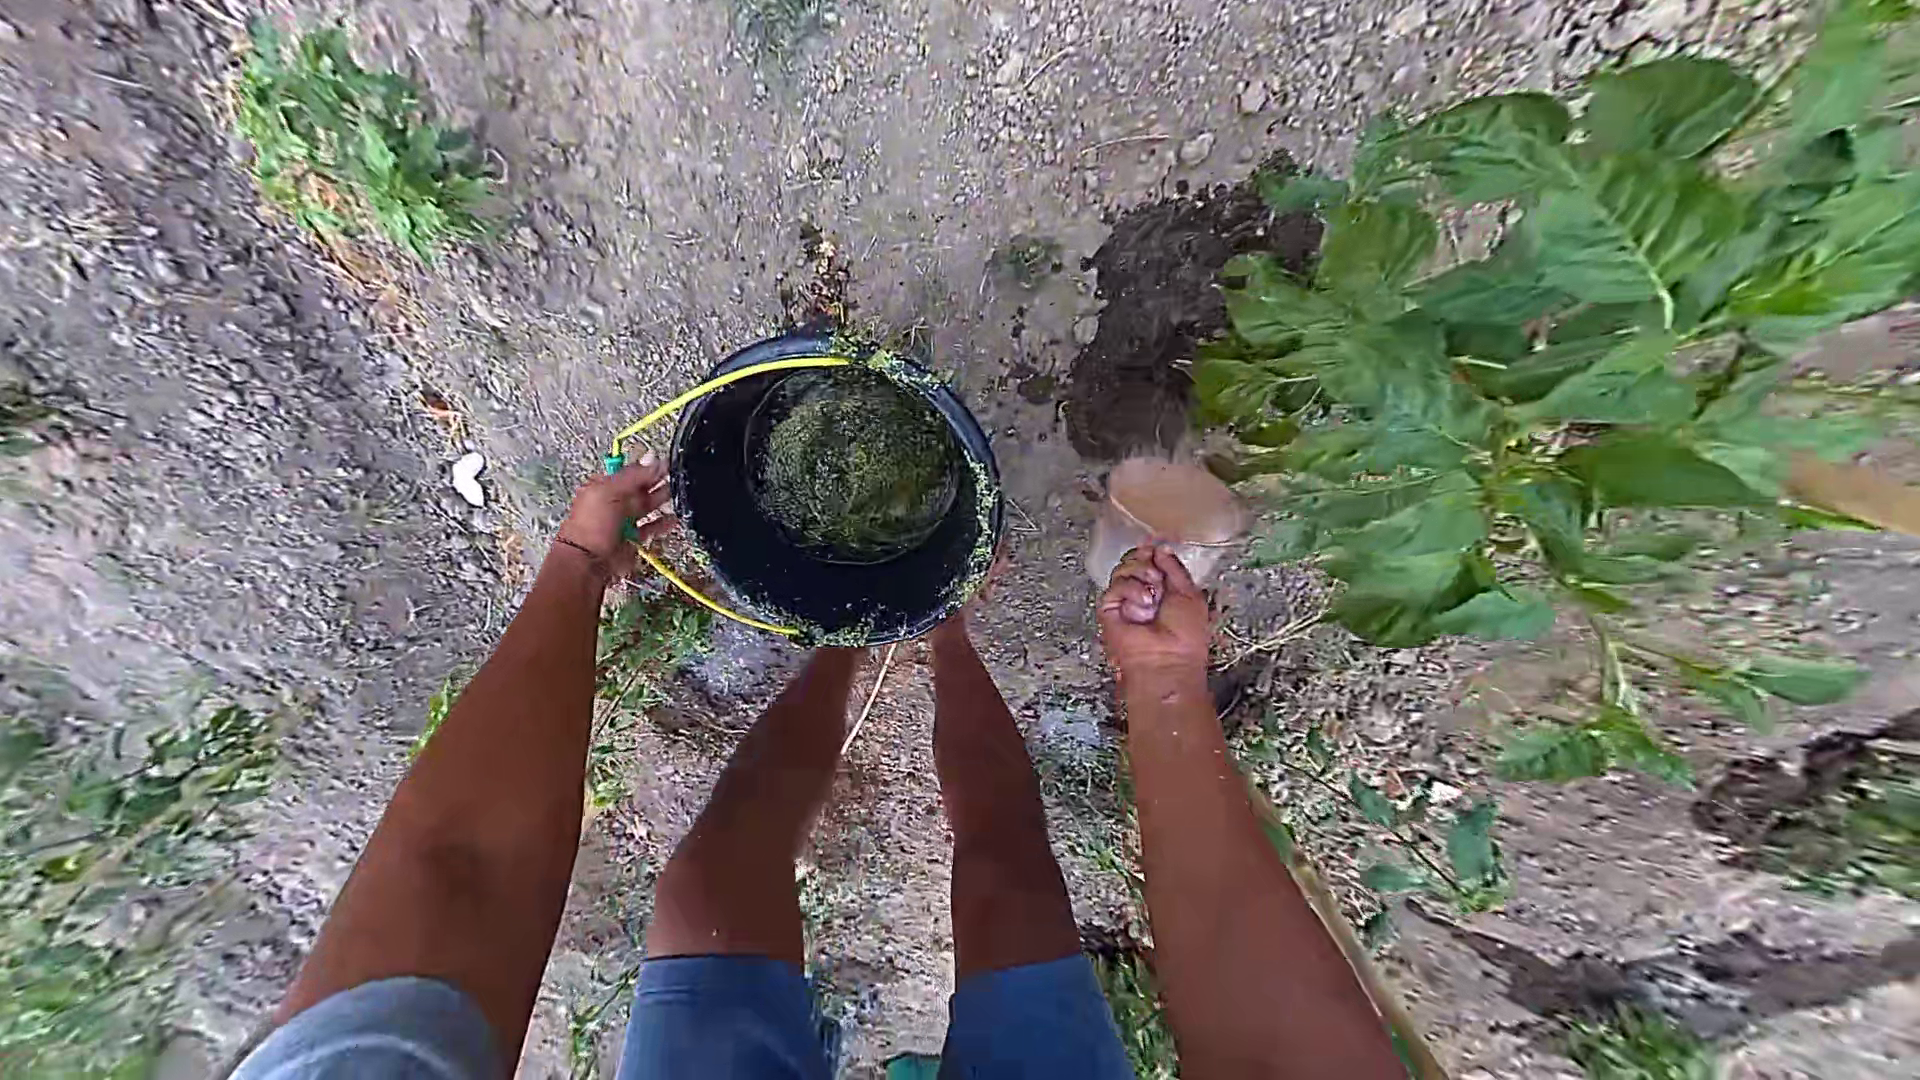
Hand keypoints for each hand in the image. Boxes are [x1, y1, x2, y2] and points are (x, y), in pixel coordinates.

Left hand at [552, 453, 674, 581]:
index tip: (667, 463)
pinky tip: (674, 518)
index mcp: (603, 487)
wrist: (589, 561)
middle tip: (677, 475)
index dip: (647, 468)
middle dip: (657, 482)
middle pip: (640, 488)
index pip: (629, 473)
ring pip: (647, 506)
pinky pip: (651, 527)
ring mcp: (624, 521)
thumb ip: (634, 475)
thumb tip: (654, 459)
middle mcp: (614, 502)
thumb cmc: (594, 523)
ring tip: (679, 493)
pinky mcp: (634, 538)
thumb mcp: (610, 491)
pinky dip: (663, 523)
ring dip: (662, 500)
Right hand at [1097, 544, 1210, 681]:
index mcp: (1162, 590)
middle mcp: (1141, 593)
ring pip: (1123, 569)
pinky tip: (1142, 603)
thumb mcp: (1190, 594)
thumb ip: (1174, 568)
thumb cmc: (1185, 635)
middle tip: (1156, 576)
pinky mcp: (1108, 608)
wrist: (1167, 659)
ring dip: (1140, 575)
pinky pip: (1115, 586)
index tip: (1156, 544)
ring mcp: (1124, 601)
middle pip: (1133, 560)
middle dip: (1146, 562)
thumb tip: (1160, 548)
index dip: (1152, 551)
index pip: (1151, 561)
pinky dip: (1130, 590)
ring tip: (1152, 594)